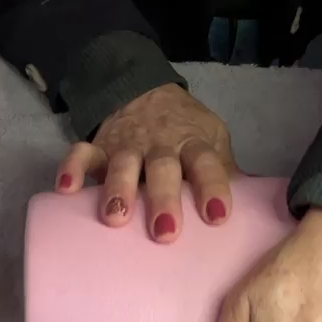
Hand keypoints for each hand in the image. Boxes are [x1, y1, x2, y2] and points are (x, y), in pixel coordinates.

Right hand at [57, 84, 238, 241]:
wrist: (145, 88)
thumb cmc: (186, 131)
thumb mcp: (213, 143)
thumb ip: (226, 174)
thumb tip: (256, 213)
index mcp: (195, 145)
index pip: (207, 165)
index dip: (213, 188)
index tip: (218, 217)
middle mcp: (161, 145)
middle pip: (163, 169)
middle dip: (164, 199)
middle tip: (166, 232)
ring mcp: (128, 145)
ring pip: (123, 164)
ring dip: (118, 189)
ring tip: (114, 218)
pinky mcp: (99, 146)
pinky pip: (81, 154)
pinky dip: (72, 168)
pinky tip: (65, 188)